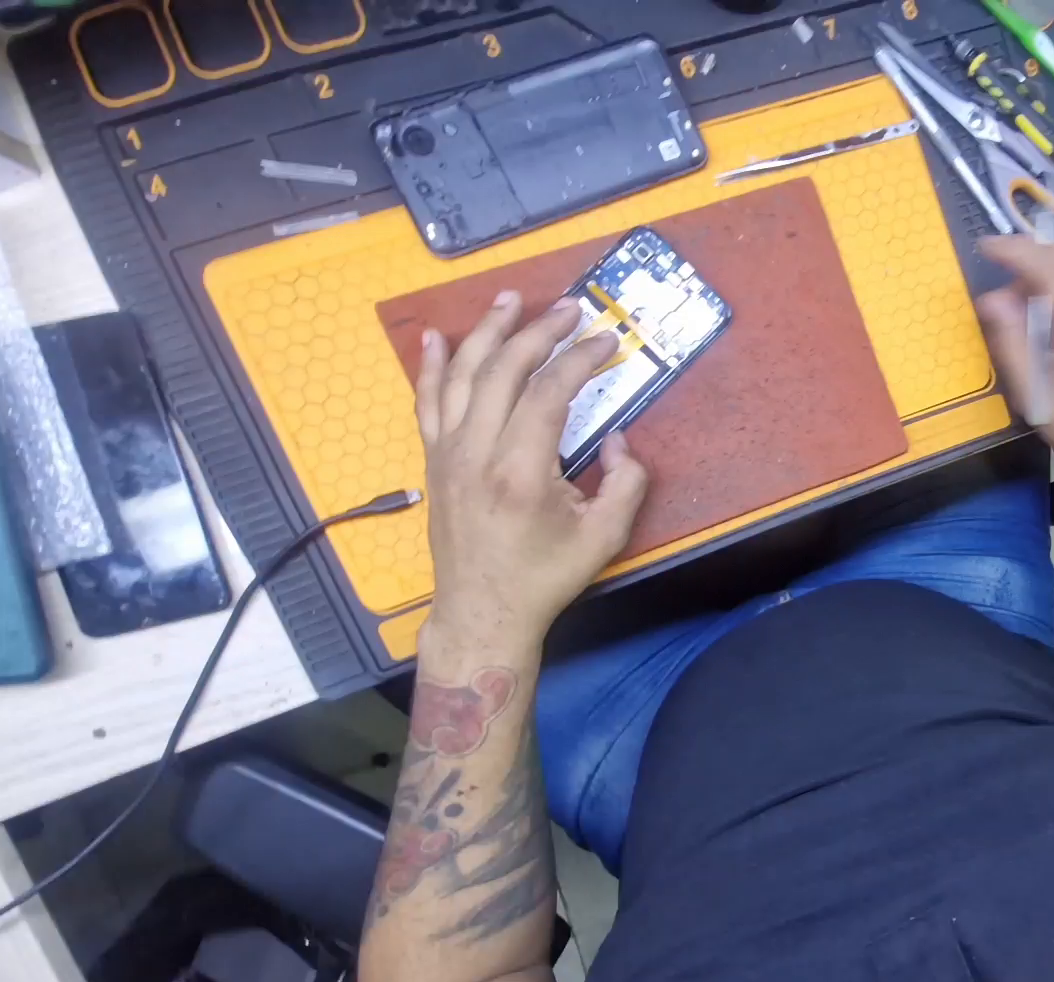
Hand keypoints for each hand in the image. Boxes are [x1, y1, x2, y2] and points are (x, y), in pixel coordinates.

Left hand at [414, 290, 648, 656]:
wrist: (485, 610)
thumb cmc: (548, 575)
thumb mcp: (606, 536)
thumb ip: (626, 482)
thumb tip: (615, 439)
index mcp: (522, 469)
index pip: (550, 392)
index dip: (581, 358)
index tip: (608, 339)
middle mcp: (477, 451)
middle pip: (504, 370)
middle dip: (540, 331)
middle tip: (570, 308)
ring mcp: (447, 453)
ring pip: (463, 375)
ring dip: (489, 332)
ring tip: (510, 300)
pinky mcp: (433, 461)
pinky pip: (427, 401)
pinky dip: (433, 365)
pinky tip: (440, 337)